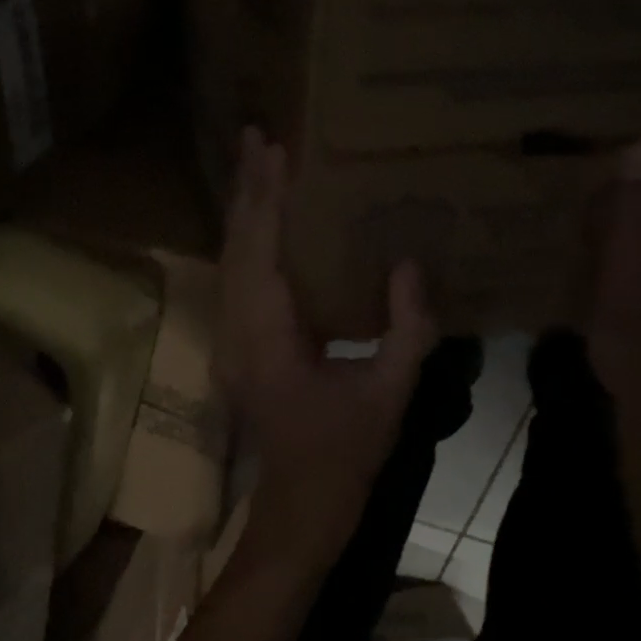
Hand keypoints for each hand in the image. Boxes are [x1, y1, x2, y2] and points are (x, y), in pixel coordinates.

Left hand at [217, 128, 438, 561]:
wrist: (303, 503)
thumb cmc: (345, 453)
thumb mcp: (389, 392)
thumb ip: (407, 329)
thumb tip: (411, 265)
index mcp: (269, 342)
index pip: (260, 255)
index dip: (265, 200)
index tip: (273, 149)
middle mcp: (239, 335)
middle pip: (234, 249)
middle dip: (246, 192)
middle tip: (258, 137)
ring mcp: (234, 345)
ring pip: (230, 265)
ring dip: (243, 214)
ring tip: (260, 167)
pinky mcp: (242, 351)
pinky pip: (240, 284)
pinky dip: (250, 245)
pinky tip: (267, 226)